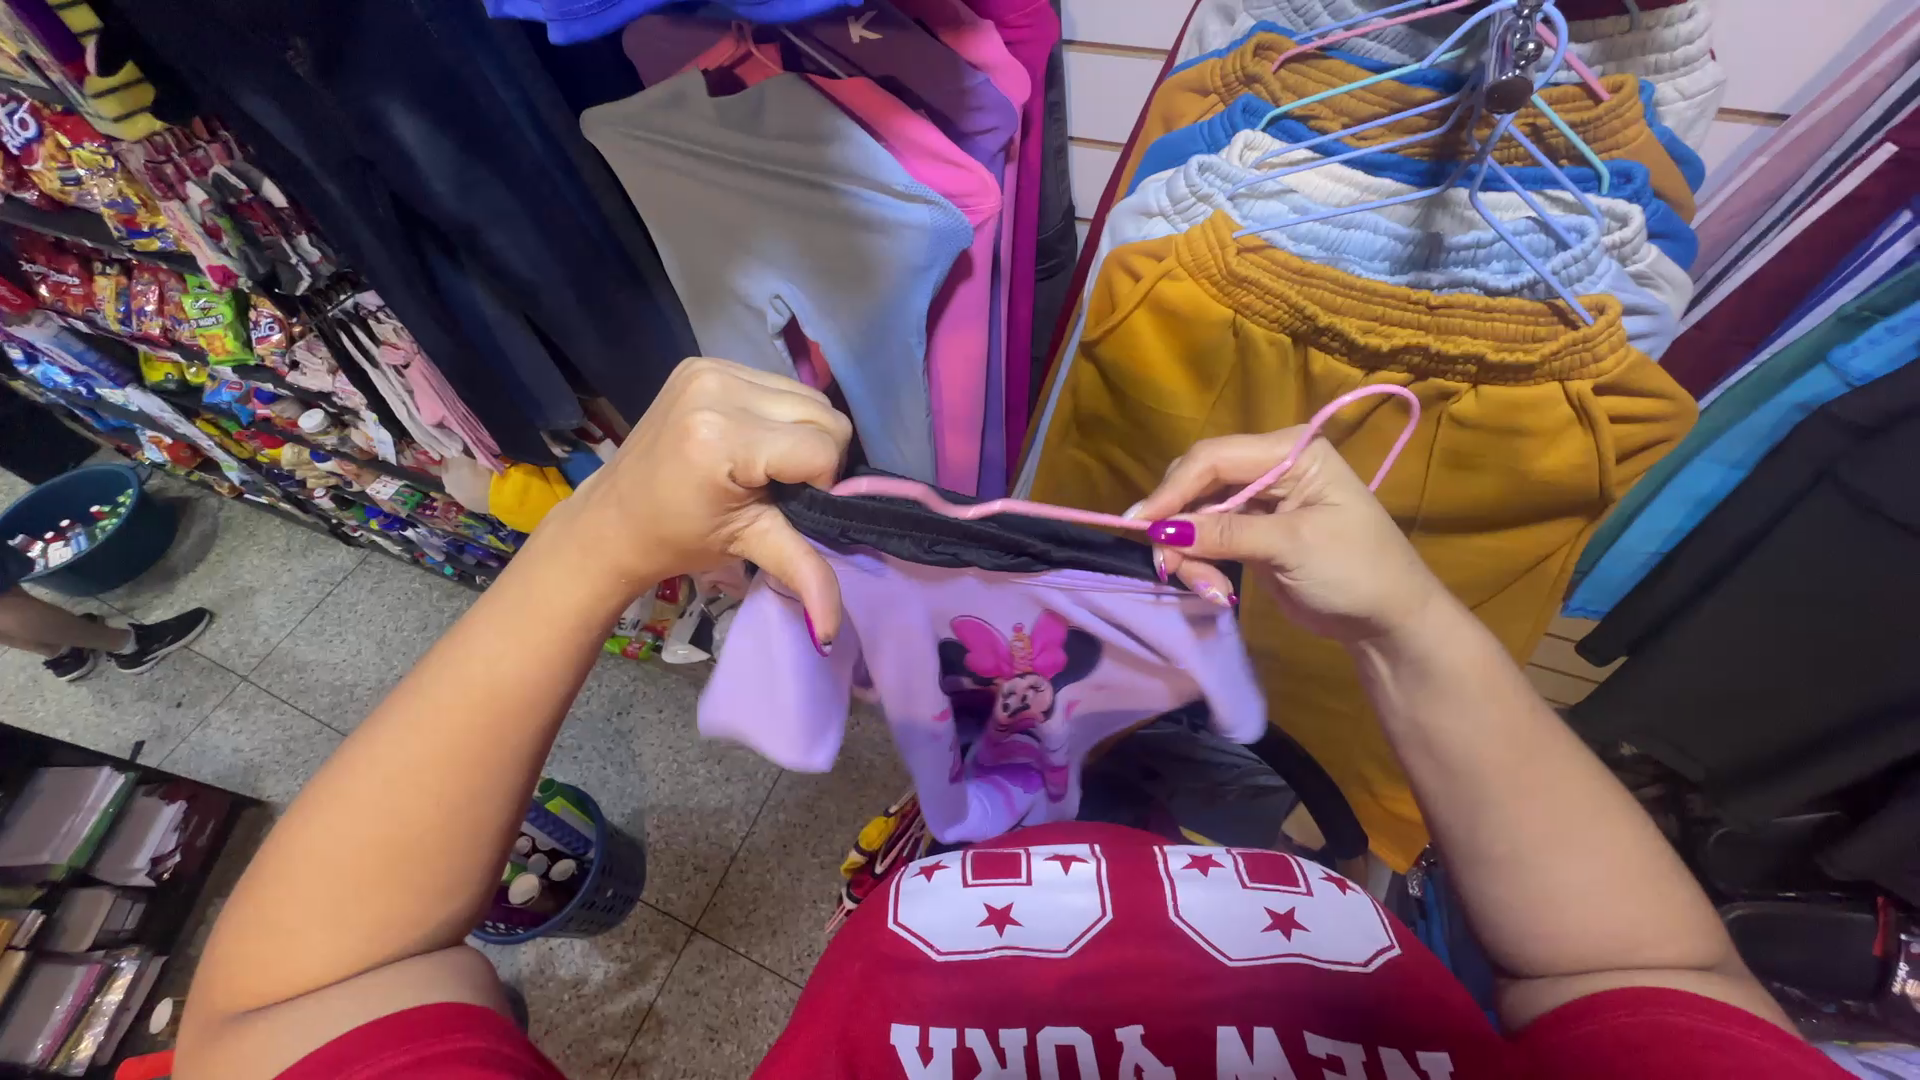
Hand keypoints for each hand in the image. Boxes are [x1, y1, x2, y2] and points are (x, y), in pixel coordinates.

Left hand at [550, 357, 853, 642]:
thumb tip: (833, 634)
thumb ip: (802, 574)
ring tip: (765, 463)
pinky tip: (752, 439)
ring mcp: (710, 368)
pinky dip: (779, 414)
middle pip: (824, 414)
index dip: (819, 483)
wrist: (612, 518)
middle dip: (816, 455)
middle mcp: (717, 390)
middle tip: (780, 486)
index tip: (786, 505)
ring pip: (808, 395)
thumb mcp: (747, 549)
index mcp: (723, 438)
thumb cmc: (679, 538)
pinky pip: (778, 383)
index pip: (821, 448)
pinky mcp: (705, 362)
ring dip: (801, 432)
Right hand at [1130, 428, 1446, 645]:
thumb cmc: (1356, 571)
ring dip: (1188, 554)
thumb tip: (1162, 532)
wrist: (1387, 620)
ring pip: (1193, 515)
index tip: (1140, 525)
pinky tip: (1214, 590)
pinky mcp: (1247, 531)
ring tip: (1206, 589)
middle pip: (1197, 484)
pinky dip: (1200, 564)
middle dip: (1177, 526)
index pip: (1213, 458)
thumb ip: (1226, 533)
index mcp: (1290, 451)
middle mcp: (1268, 467)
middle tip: (1164, 565)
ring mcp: (1257, 500)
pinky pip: (1204, 539)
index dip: (1173, 490)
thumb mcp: (1292, 547)